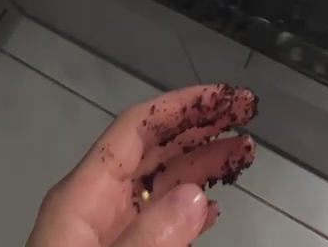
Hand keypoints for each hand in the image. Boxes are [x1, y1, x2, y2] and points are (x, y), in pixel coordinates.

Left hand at [27, 84, 258, 246]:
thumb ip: (149, 240)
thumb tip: (197, 195)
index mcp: (82, 197)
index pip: (135, 130)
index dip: (180, 106)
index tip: (222, 95)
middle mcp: (95, 207)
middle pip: (152, 150)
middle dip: (199, 127)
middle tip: (245, 112)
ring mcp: (107, 237)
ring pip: (160, 184)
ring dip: (202, 165)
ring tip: (244, 151)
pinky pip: (159, 223)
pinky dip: (190, 211)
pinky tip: (215, 208)